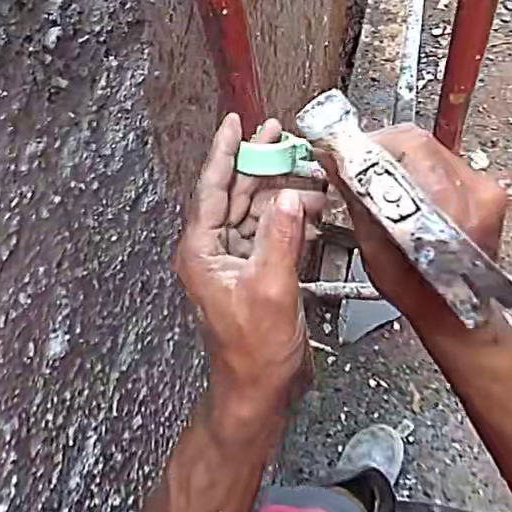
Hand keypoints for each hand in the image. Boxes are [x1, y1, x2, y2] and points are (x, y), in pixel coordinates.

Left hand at [173, 114, 326, 433]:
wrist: (258, 389)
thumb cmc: (254, 349)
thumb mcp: (271, 289)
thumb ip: (281, 239)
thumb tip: (291, 197)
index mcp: (201, 249)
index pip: (212, 188)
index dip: (223, 152)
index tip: (234, 123)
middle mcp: (211, 248)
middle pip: (233, 193)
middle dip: (257, 164)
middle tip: (280, 136)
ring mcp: (231, 258)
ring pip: (253, 211)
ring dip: (280, 192)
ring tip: (309, 173)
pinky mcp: (251, 269)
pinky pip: (267, 232)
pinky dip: (288, 219)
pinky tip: (310, 208)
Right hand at [319, 124, 509, 343]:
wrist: (456, 310)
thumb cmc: (419, 290)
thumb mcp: (374, 247)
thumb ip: (356, 198)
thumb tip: (334, 161)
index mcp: (453, 209)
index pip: (406, 148)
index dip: (366, 146)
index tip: (340, 150)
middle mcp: (477, 193)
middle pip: (418, 142)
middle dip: (377, 147)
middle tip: (350, 159)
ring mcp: (484, 189)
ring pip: (428, 148)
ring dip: (393, 154)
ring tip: (370, 172)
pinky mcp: (484, 189)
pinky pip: (440, 160)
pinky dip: (412, 164)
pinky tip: (394, 181)